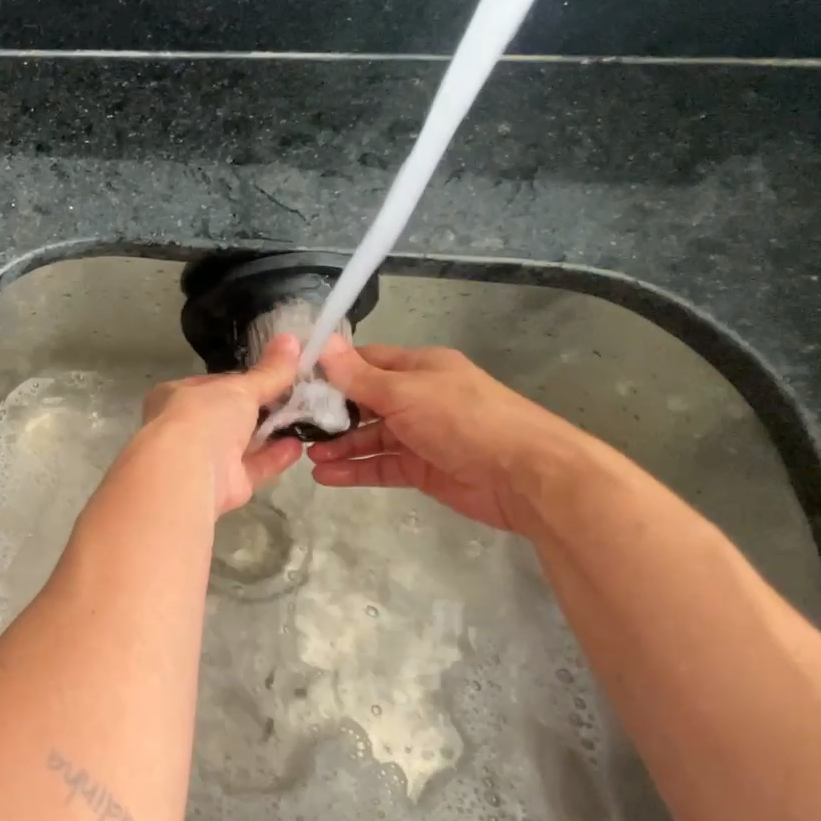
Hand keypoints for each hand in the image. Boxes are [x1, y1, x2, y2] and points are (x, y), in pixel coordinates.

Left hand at [140, 333, 303, 514]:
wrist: (188, 472)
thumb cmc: (203, 416)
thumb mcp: (238, 387)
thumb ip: (268, 372)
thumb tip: (291, 339)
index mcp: (176, 396)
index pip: (214, 384)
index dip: (244, 381)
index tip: (276, 375)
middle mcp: (186, 426)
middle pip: (229, 414)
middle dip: (261, 408)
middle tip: (298, 397)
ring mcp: (204, 457)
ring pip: (242, 442)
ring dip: (271, 432)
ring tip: (305, 419)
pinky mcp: (224, 483)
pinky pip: (254, 466)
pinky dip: (275, 456)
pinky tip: (298, 445)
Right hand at [308, 339, 592, 534]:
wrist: (528, 477)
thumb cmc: (465, 420)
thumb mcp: (405, 392)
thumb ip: (358, 375)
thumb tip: (322, 343)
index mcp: (418, 368)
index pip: (364, 362)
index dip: (329, 370)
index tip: (292, 383)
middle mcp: (417, 397)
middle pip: (362, 401)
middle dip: (328, 413)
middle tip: (292, 425)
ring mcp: (420, 434)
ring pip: (368, 437)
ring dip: (338, 445)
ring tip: (305, 456)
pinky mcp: (423, 468)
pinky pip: (379, 466)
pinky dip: (353, 470)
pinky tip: (324, 477)